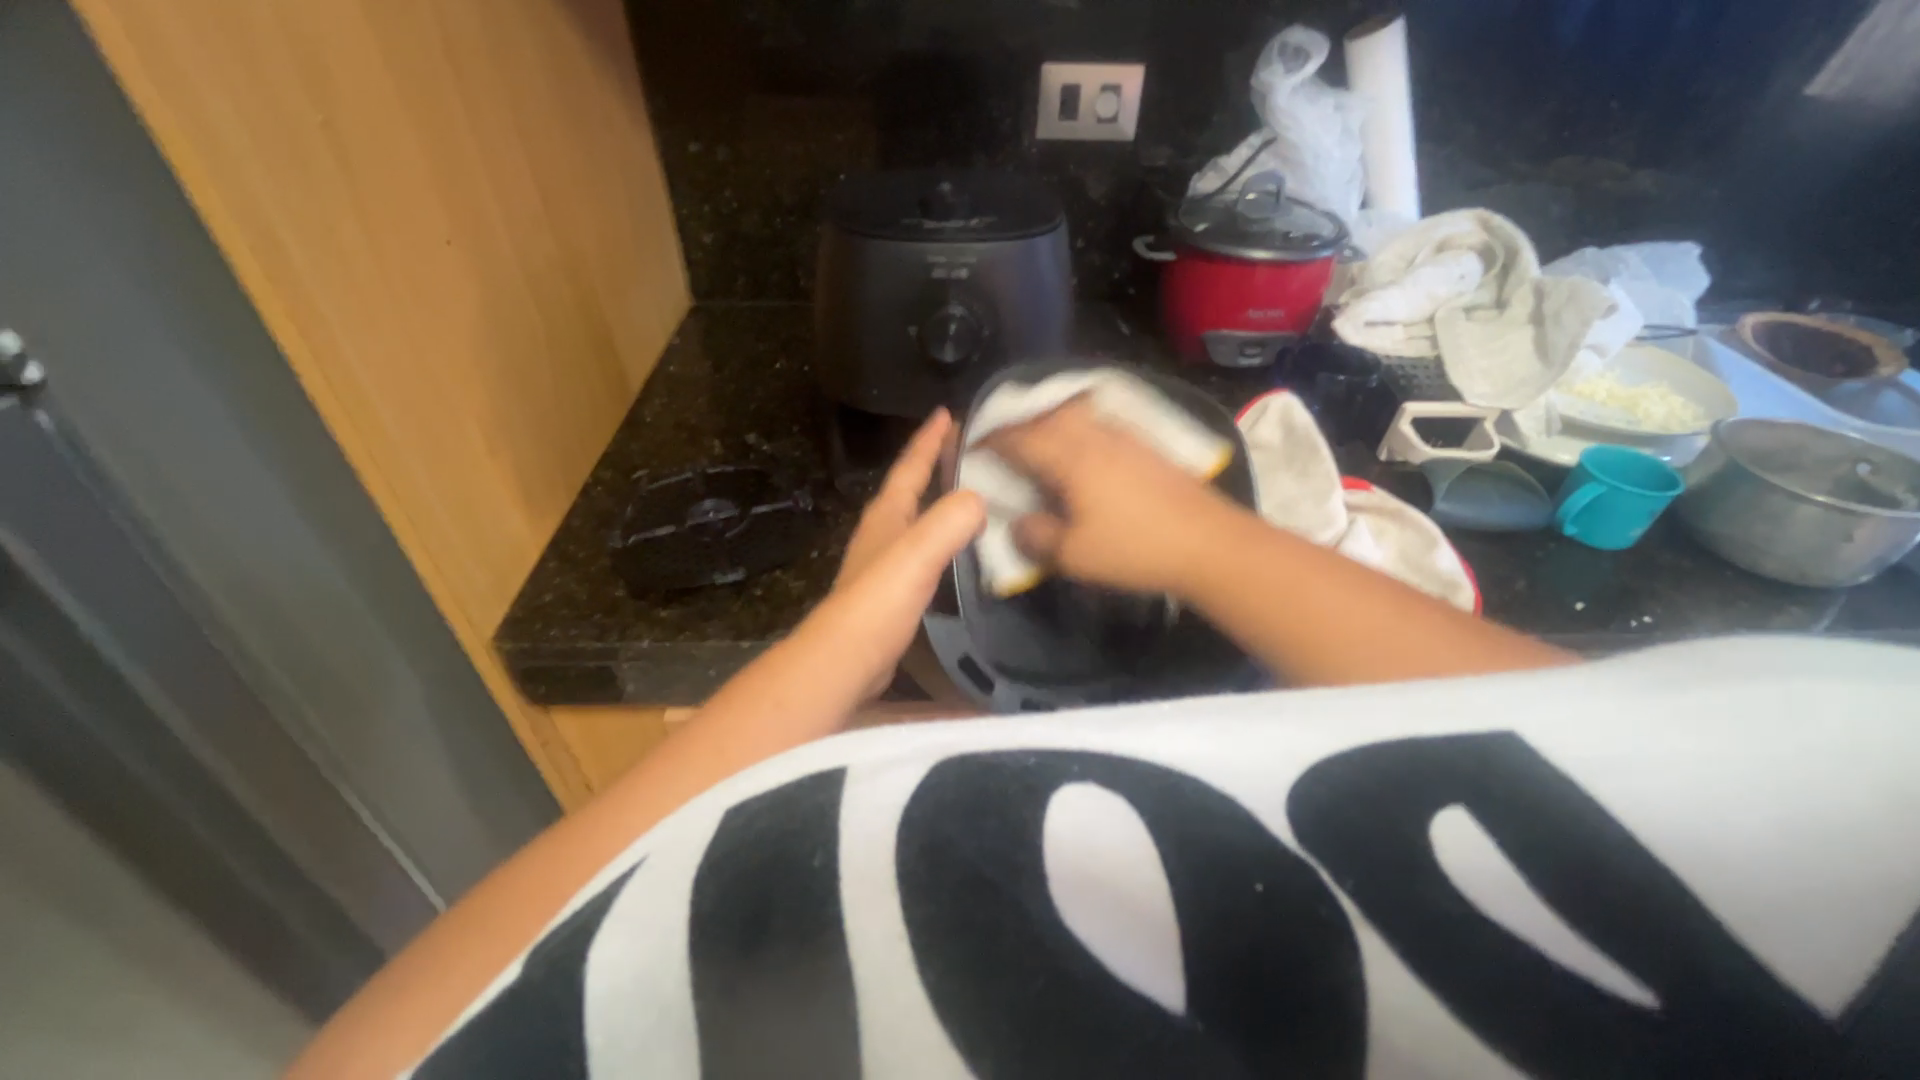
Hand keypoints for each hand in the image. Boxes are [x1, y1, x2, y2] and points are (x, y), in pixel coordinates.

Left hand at [822, 408, 985, 699]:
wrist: (848, 656)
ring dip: (939, 502)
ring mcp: (883, 561)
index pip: (911, 466)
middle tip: (966, 448)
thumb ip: (949, 520)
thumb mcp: (917, 552)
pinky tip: (958, 552)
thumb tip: (979, 499)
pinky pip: (923, 550)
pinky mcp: (891, 591)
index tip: (949, 412)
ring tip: (970, 494)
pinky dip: (941, 539)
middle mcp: (882, 531)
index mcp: (888, 514)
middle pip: (911, 487)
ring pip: (916, 518)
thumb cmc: (880, 601)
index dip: (930, 439)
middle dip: (934, 465)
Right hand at [984, 396, 1238, 594]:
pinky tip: (1082, 455)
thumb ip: (1037, 536)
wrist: (1210, 543)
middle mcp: (1094, 436)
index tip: (972, 447)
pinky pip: (1099, 427)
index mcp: (1070, 456)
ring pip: (1076, 417)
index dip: (991, 441)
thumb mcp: (1074, 555)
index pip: (1019, 438)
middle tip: (1002, 444)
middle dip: (1019, 426)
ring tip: (1038, 446)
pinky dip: (1078, 433)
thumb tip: (1018, 523)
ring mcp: (1125, 437)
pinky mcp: (1146, 448)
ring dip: (1050, 425)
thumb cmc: (1135, 549)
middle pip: (1047, 417)